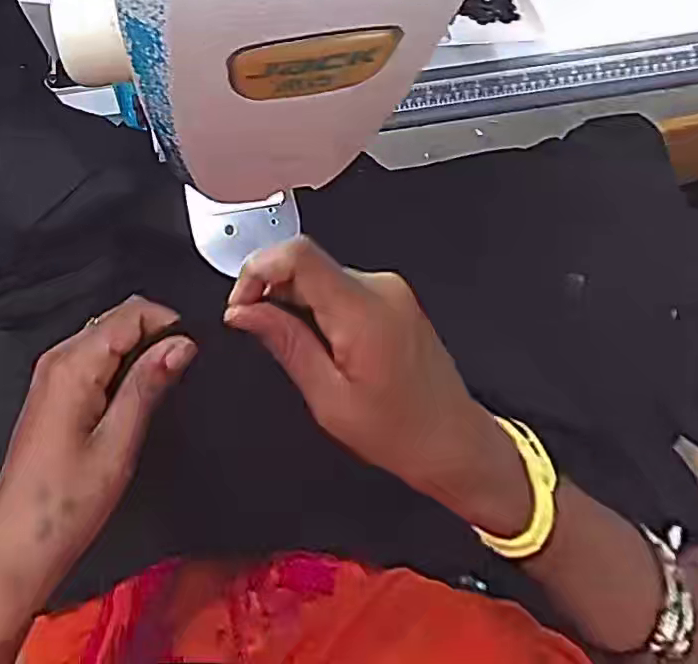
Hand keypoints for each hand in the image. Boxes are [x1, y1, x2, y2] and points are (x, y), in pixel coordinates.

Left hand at [0, 296, 196, 615]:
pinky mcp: (51, 392)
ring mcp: (50, 375)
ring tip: (160, 386)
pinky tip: (131, 397)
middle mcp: (56, 361)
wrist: (15, 551)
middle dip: (155, 333)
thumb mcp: (118, 444)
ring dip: (138, 349)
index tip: (191, 349)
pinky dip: (119, 365)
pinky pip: (93, 357)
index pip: (131, 312)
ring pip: (106, 335)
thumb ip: (148, 384)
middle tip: (181, 368)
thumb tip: (180, 345)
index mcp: (72, 366)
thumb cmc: (60, 509)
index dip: (168, 323)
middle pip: (117, 317)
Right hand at [224, 237, 532, 532]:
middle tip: (262, 333)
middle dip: (271, 292)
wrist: (455, 442)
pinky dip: (314, 305)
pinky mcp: (389, 294)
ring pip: (317, 274)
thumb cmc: (401, 432)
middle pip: (303, 263)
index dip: (258, 270)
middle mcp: (379, 288)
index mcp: (364, 312)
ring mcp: (387, 288)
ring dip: (293, 301)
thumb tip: (242, 311)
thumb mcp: (328, 398)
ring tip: (304, 350)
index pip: (298, 254)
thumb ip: (284, 342)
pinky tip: (323, 343)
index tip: (242, 303)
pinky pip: (336, 284)